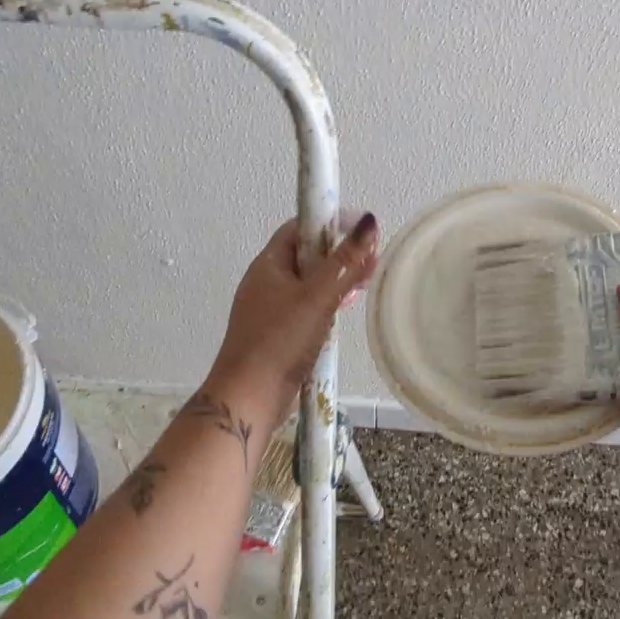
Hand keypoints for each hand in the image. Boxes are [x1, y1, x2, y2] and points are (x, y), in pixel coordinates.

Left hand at [204, 213, 379, 427]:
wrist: (249, 397)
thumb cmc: (280, 339)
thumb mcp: (318, 296)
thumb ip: (346, 261)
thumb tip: (369, 222)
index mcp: (268, 264)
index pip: (300, 227)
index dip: (330, 223)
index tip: (362, 229)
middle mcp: (266, 282)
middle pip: (307, 255)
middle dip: (340, 254)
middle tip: (371, 260)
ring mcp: (270, 309)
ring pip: (309, 284)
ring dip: (336, 281)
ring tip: (364, 286)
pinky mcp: (277, 334)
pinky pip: (306, 308)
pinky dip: (327, 305)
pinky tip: (342, 315)